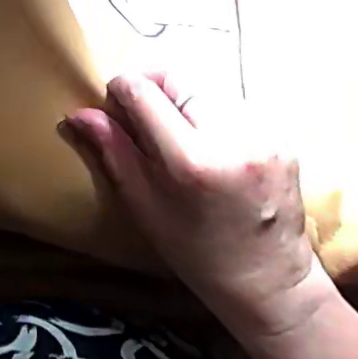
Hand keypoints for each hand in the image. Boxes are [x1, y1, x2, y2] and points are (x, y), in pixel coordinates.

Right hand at [63, 73, 335, 338]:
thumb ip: (112, 148)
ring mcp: (263, 132)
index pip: (144, 89)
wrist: (269, 281)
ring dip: (181, 97)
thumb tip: (77, 112)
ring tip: (175, 133)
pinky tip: (207, 142)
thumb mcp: (143, 203)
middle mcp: (233, 136)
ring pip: (203, 83)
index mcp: (193, 160)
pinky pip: (229, 100)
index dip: (120, 88)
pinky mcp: (280, 133)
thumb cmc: (195, 250)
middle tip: (142, 119)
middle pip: (176, 77)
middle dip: (152, 89)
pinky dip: (208, 111)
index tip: (113, 106)